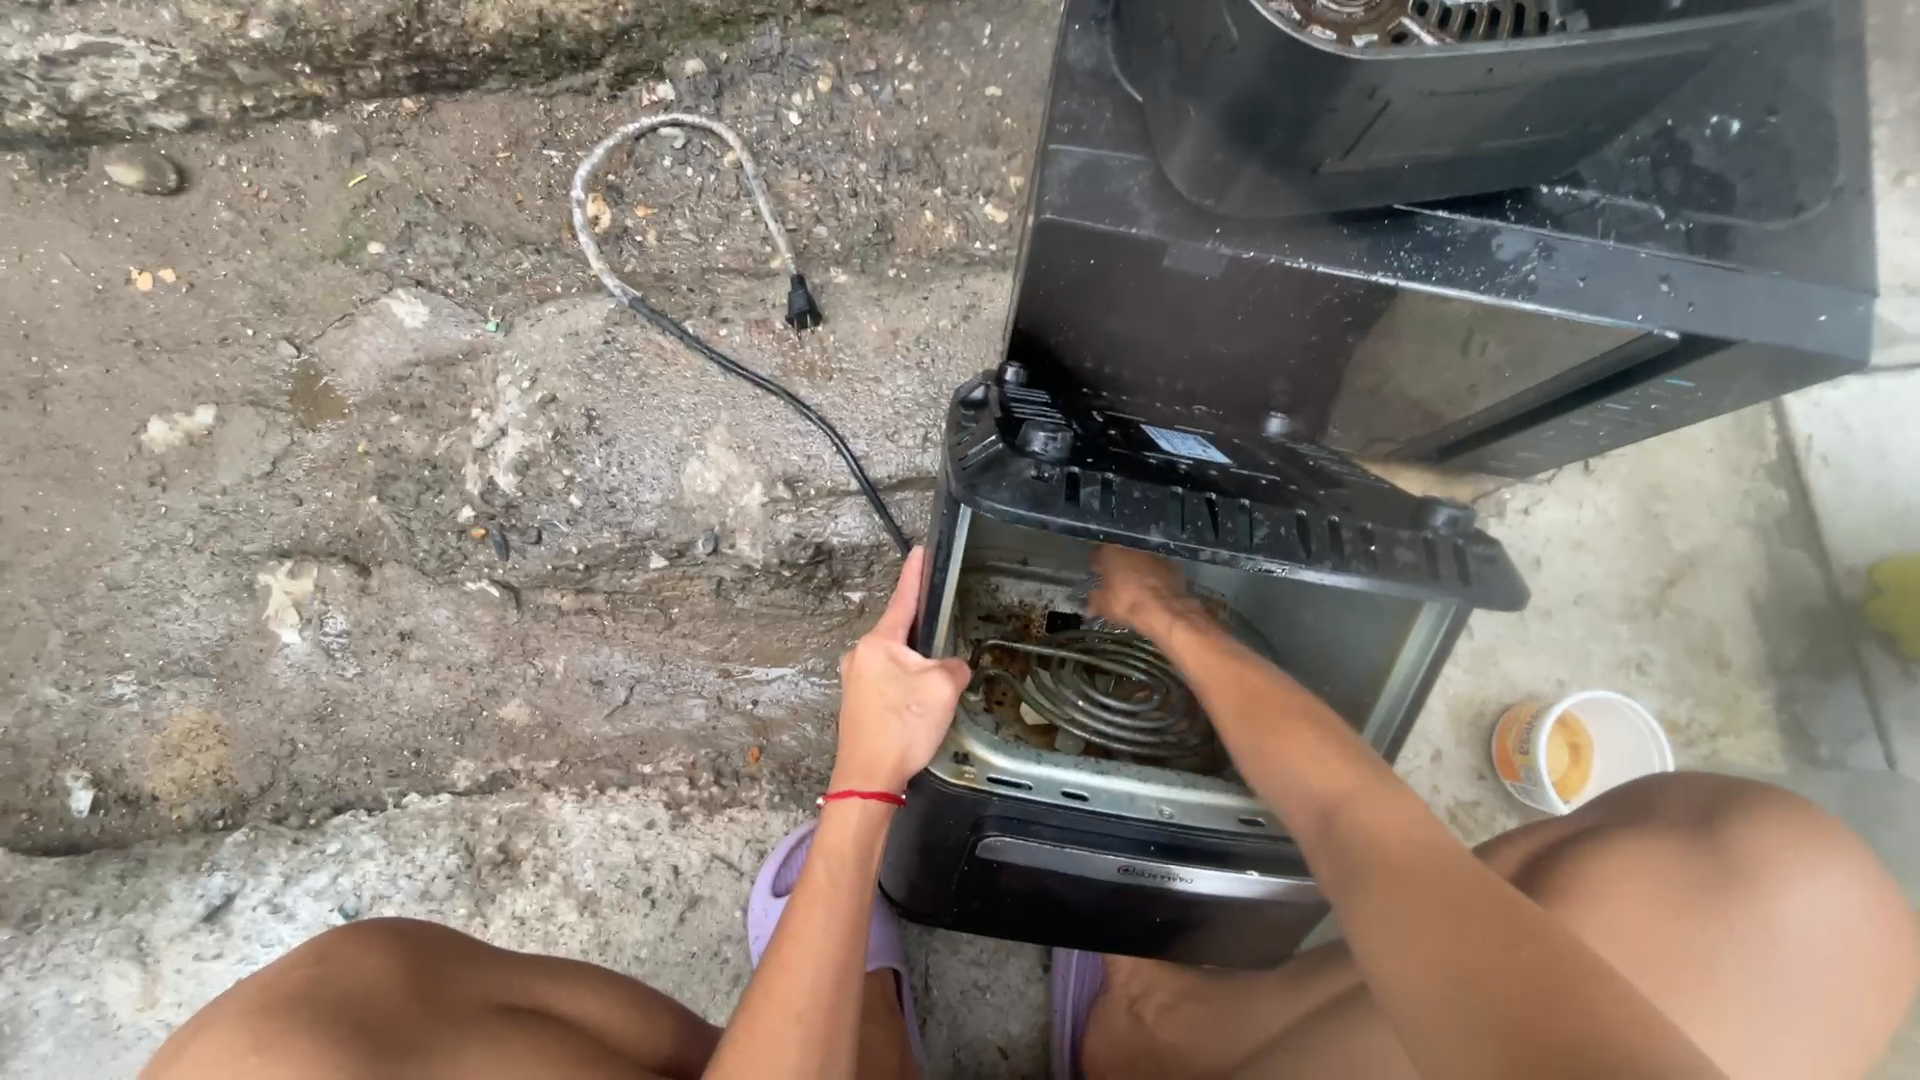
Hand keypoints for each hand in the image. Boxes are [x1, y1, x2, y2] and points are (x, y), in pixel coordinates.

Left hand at [831, 546, 971, 792]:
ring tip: (936, 689)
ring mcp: (854, 680)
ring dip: (917, 670)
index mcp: (879, 642)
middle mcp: (860, 655)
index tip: (919, 549)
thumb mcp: (943, 688)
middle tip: (947, 642)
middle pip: (901, 634)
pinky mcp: (857, 703)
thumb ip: (955, 666)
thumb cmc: (902, 726)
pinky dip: (906, 687)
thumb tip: (954, 666)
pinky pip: (888, 683)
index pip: (902, 598)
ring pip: (896, 662)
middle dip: (925, 638)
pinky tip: (920, 706)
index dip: (914, 573)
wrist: (868, 777)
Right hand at [1088, 545, 1203, 638]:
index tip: (1095, 572)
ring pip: (1140, 559)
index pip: (1097, 554)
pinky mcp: (1172, 565)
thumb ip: (1094, 601)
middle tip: (1113, 579)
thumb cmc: (1127, 603)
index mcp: (1111, 551)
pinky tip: (1151, 589)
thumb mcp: (1102, 605)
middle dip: (1117, 565)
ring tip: (1133, 585)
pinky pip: (1157, 569)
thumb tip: (1089, 606)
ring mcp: (1154, 554)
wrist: (1165, 610)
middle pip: (1120, 554)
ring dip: (1136, 569)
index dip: (1095, 564)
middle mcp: (1132, 547)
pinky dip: (1154, 576)